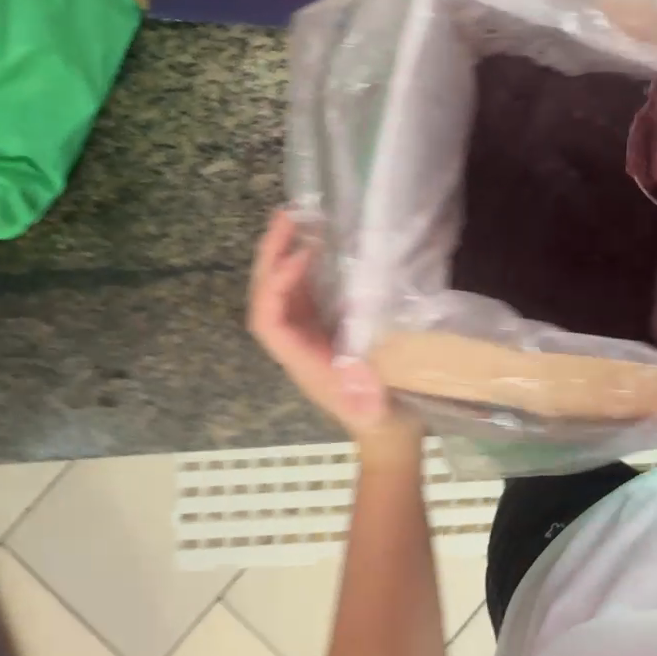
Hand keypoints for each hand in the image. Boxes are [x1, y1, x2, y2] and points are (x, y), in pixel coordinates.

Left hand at [249, 211, 415, 450]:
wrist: (389, 439)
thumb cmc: (387, 425)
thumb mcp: (383, 414)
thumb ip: (369, 397)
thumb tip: (356, 368)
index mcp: (305, 362)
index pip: (269, 321)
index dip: (277, 286)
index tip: (303, 254)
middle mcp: (297, 346)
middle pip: (267, 299)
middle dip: (271, 258)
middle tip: (288, 216)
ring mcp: (308, 338)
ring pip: (280, 293)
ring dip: (282, 255)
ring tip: (296, 218)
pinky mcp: (324, 333)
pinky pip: (302, 295)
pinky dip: (304, 267)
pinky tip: (319, 244)